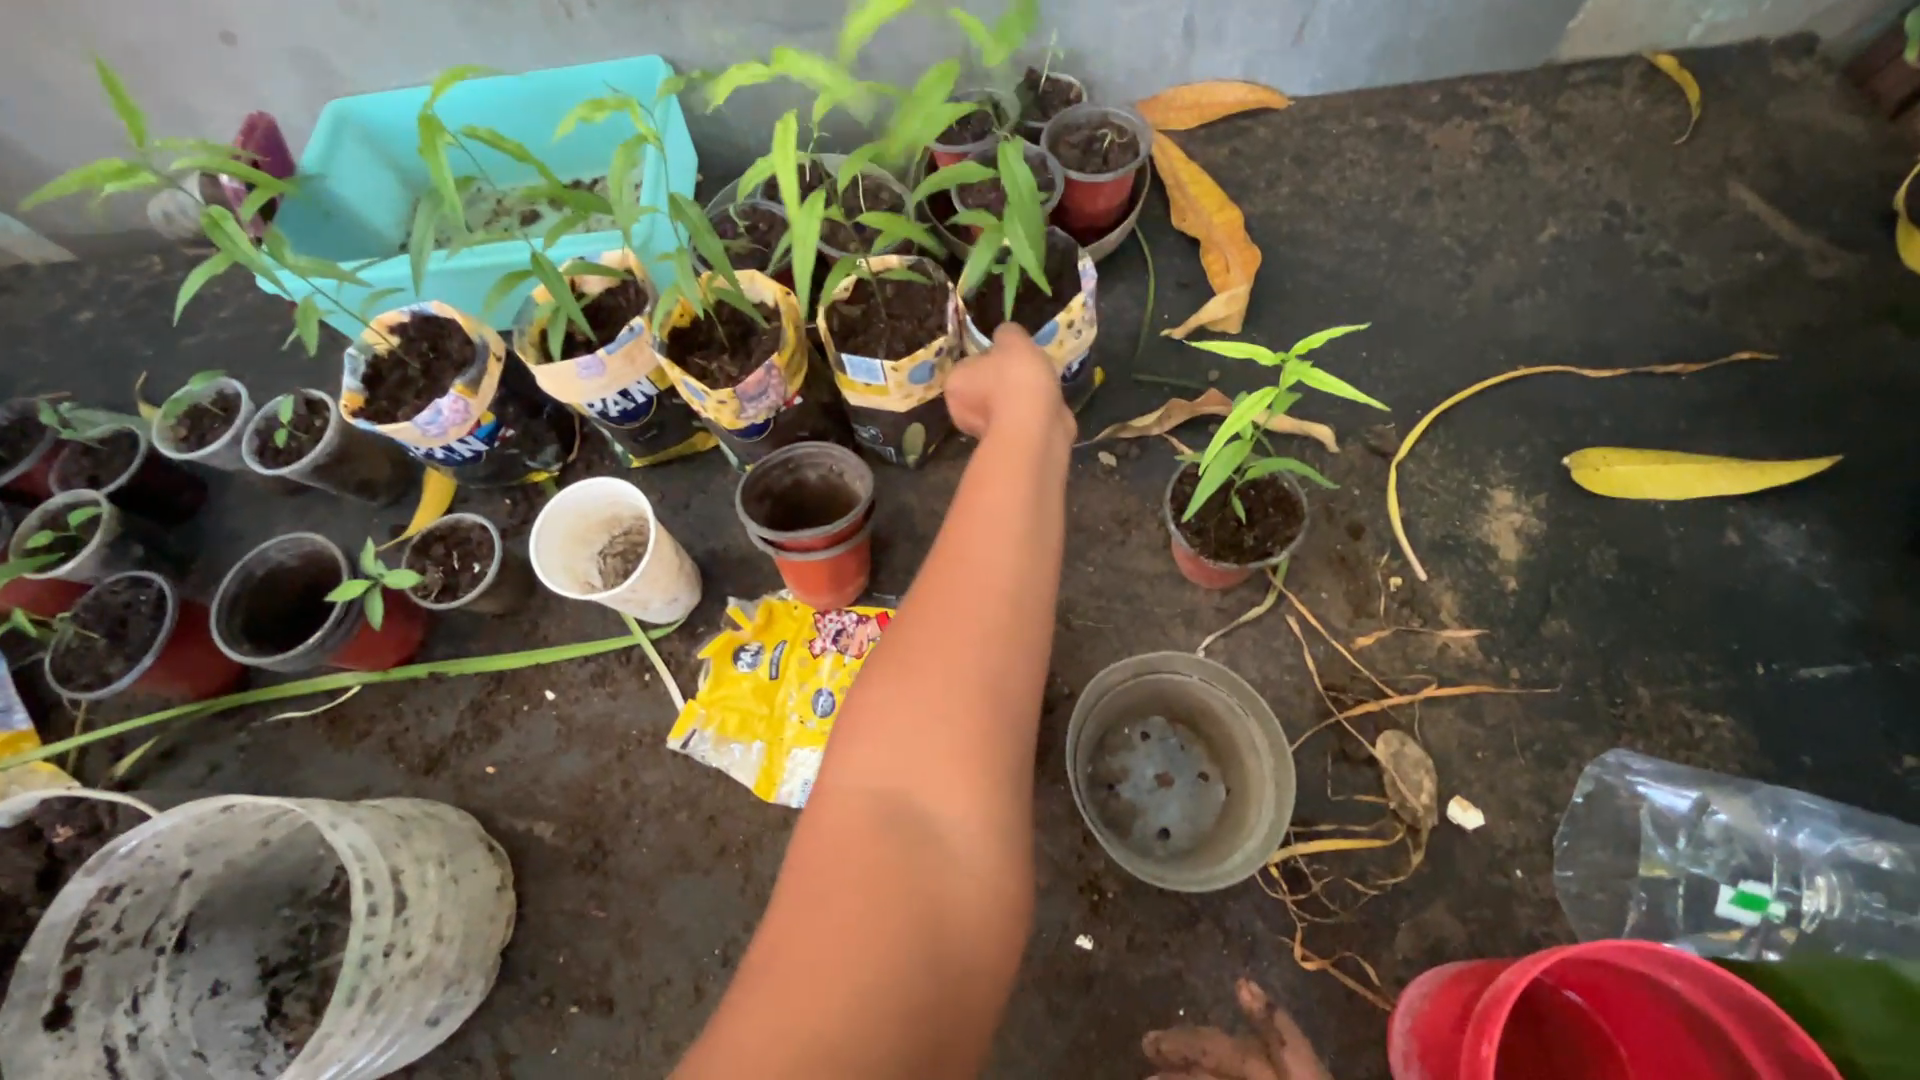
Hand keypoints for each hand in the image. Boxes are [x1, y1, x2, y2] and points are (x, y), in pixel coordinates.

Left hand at [944, 323, 1073, 440]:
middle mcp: (961, 410)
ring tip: (1043, 389)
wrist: (1036, 427)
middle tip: (1029, 371)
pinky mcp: (1007, 445)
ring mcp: (983, 431)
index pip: (971, 363)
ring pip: (1004, 406)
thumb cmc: (1017, 378)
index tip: (1012, 355)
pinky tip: (1047, 409)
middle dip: (1006, 380)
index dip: (993, 357)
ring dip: (1021, 399)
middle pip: (986, 386)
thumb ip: (1007, 332)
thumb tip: (1005, 335)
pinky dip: (1032, 416)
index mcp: (954, 382)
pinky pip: (1019, 422)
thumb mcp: (1013, 339)